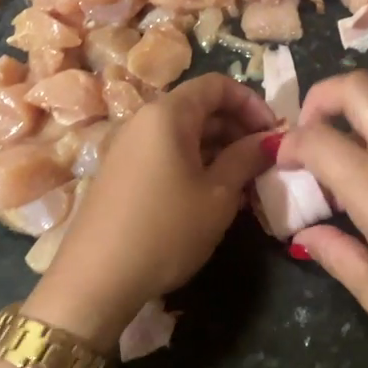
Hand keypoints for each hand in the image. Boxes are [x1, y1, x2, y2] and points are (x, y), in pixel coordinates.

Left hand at [25, 73, 276, 343]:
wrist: (94, 282)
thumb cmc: (165, 230)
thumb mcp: (218, 195)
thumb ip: (246, 158)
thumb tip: (269, 140)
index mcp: (168, 113)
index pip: (217, 85)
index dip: (251, 102)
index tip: (273, 133)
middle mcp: (144, 120)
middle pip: (200, 106)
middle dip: (237, 128)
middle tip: (263, 161)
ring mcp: (128, 146)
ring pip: (184, 132)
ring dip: (218, 148)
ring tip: (244, 182)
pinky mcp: (120, 172)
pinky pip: (166, 152)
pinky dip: (194, 162)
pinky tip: (211, 195)